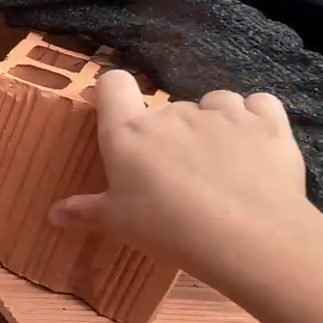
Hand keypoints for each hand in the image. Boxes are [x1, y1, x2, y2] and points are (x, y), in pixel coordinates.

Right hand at [49, 71, 319, 285]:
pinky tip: (254, 136)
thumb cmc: (167, 227)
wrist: (251, 238)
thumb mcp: (117, 222)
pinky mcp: (268, 126)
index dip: (113, 91)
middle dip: (172, 127)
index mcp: (127, 131)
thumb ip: (84, 211)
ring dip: (213, 117)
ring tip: (219, 148)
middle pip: (167, 104)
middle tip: (177, 163)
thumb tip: (53, 214)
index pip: (112, 84)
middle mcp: (171, 114)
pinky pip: (260, 102)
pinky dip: (255, 114)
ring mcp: (222, 116)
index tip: (118, 111)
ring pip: (214, 100)